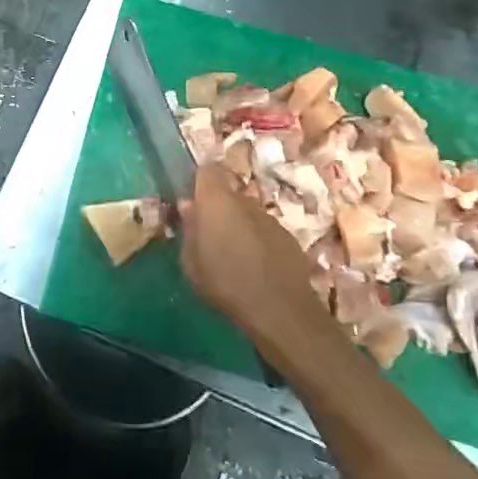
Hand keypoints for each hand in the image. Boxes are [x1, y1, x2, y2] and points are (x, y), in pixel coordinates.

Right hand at [181, 165, 327, 347]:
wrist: (279, 308)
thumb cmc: (225, 284)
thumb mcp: (192, 263)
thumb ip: (189, 229)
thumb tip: (189, 205)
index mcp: (217, 201)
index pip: (208, 170)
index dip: (200, 182)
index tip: (193, 202)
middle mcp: (246, 200)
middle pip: (229, 193)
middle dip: (219, 208)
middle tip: (210, 235)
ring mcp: (270, 217)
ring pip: (248, 212)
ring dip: (240, 225)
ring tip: (234, 255)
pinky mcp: (288, 235)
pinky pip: (265, 230)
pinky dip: (258, 240)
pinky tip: (256, 266)